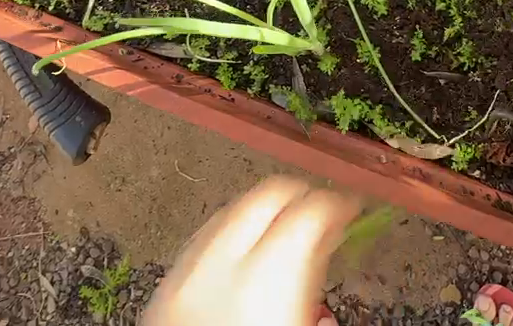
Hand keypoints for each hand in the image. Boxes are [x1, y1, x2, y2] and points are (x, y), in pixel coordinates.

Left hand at [143, 176, 362, 325]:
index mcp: (268, 283)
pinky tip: (242, 260)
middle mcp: (222, 266)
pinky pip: (202, 241)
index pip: (311, 212)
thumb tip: (326, 306)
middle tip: (323, 217)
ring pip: (231, 212)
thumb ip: (318, 316)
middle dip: (300, 199)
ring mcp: (185, 275)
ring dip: (262, 215)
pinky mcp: (161, 293)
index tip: (351, 213)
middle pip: (268, 198)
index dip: (338, 207)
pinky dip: (228, 237)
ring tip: (285, 236)